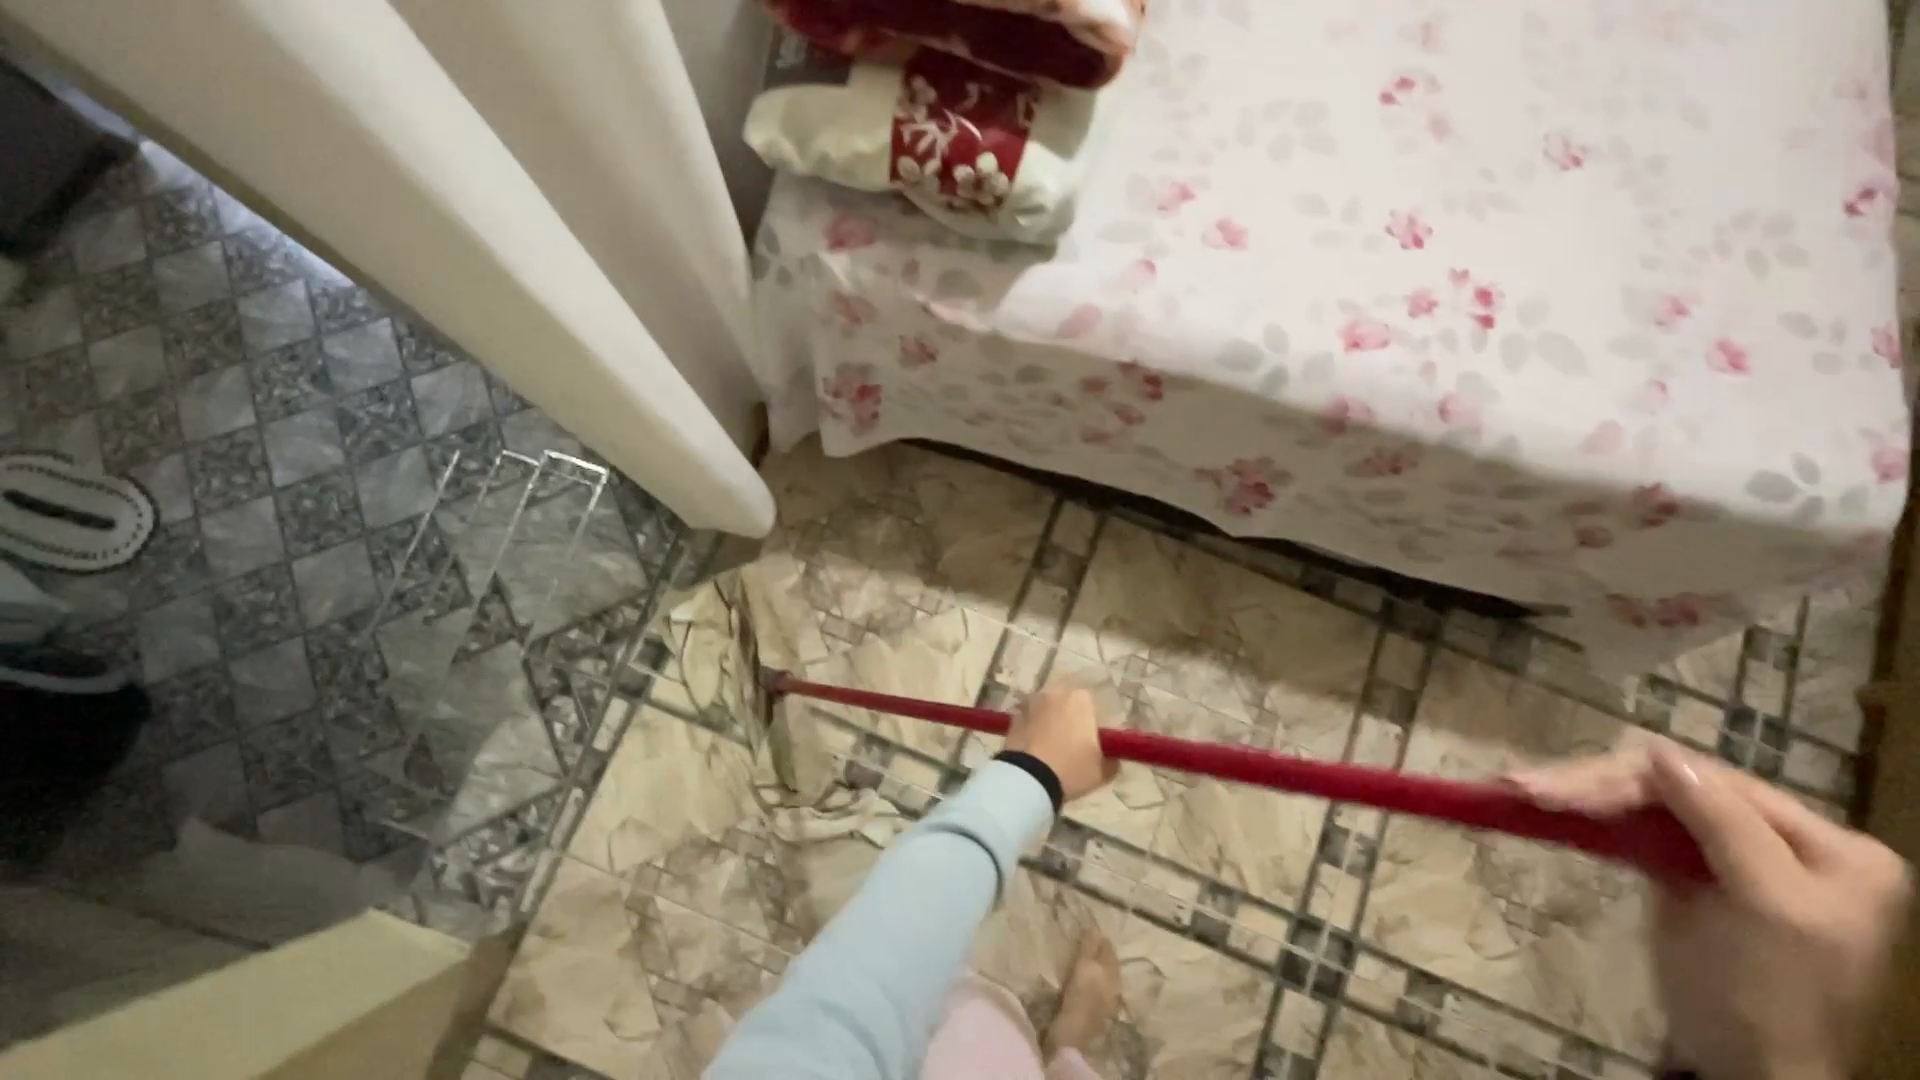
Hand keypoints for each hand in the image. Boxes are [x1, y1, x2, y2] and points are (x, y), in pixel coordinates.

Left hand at [1005, 684, 1117, 801]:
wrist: (1028, 779)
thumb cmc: (1072, 768)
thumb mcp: (1103, 771)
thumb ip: (1111, 759)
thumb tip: (1110, 757)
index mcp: (1081, 699)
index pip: (1093, 707)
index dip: (1093, 726)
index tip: (1092, 745)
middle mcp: (1054, 693)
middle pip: (1067, 705)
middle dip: (1070, 721)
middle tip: (1072, 748)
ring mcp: (1030, 704)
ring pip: (1046, 712)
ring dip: (1049, 724)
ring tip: (1051, 752)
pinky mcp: (1012, 718)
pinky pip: (1029, 723)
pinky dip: (1033, 732)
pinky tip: (1035, 753)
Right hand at [1506, 740, 1909, 1079]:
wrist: (1743, 1067)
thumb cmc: (1766, 995)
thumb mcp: (1768, 909)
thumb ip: (1727, 826)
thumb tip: (1658, 751)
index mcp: (1829, 844)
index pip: (1713, 784)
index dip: (1631, 779)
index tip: (1556, 789)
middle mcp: (1784, 835)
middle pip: (1674, 787)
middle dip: (1596, 785)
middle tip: (1522, 788)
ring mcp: (1729, 849)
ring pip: (1644, 800)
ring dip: (1581, 794)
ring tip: (1519, 791)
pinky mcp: (1683, 865)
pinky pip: (1633, 825)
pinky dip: (1589, 815)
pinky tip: (1547, 806)